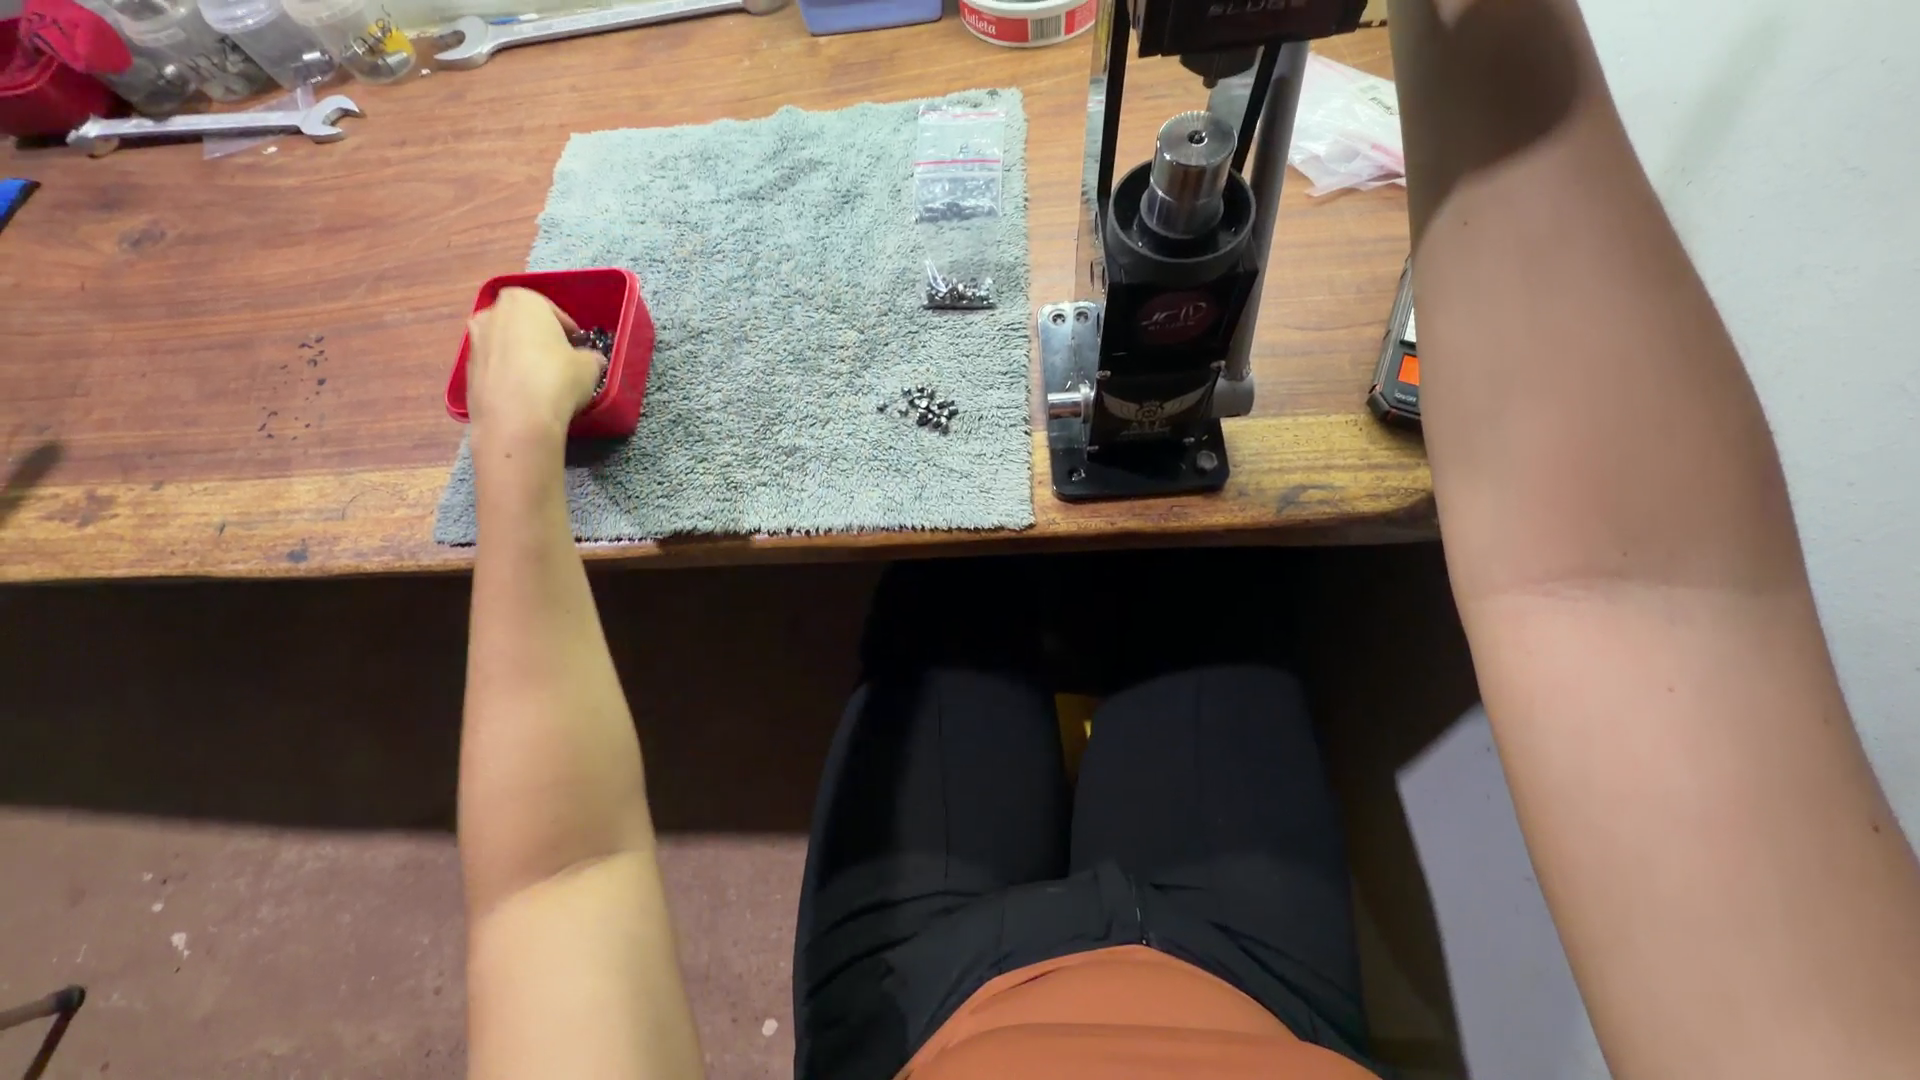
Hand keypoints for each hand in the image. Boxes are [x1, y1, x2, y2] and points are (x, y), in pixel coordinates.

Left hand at [465, 287, 606, 439]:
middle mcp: (491, 313)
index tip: (578, 348)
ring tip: (541, 381)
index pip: (552, 311)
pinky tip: (525, 395)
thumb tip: (590, 360)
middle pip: (522, 324)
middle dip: (539, 339)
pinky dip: (508, 375)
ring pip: (505, 345)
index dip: (568, 331)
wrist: (516, 418)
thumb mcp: (590, 366)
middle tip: (559, 361)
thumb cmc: (557, 378)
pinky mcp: (467, 371)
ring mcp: (474, 341)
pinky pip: (495, 367)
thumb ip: (590, 357)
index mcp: (522, 301)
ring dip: (521, 357)